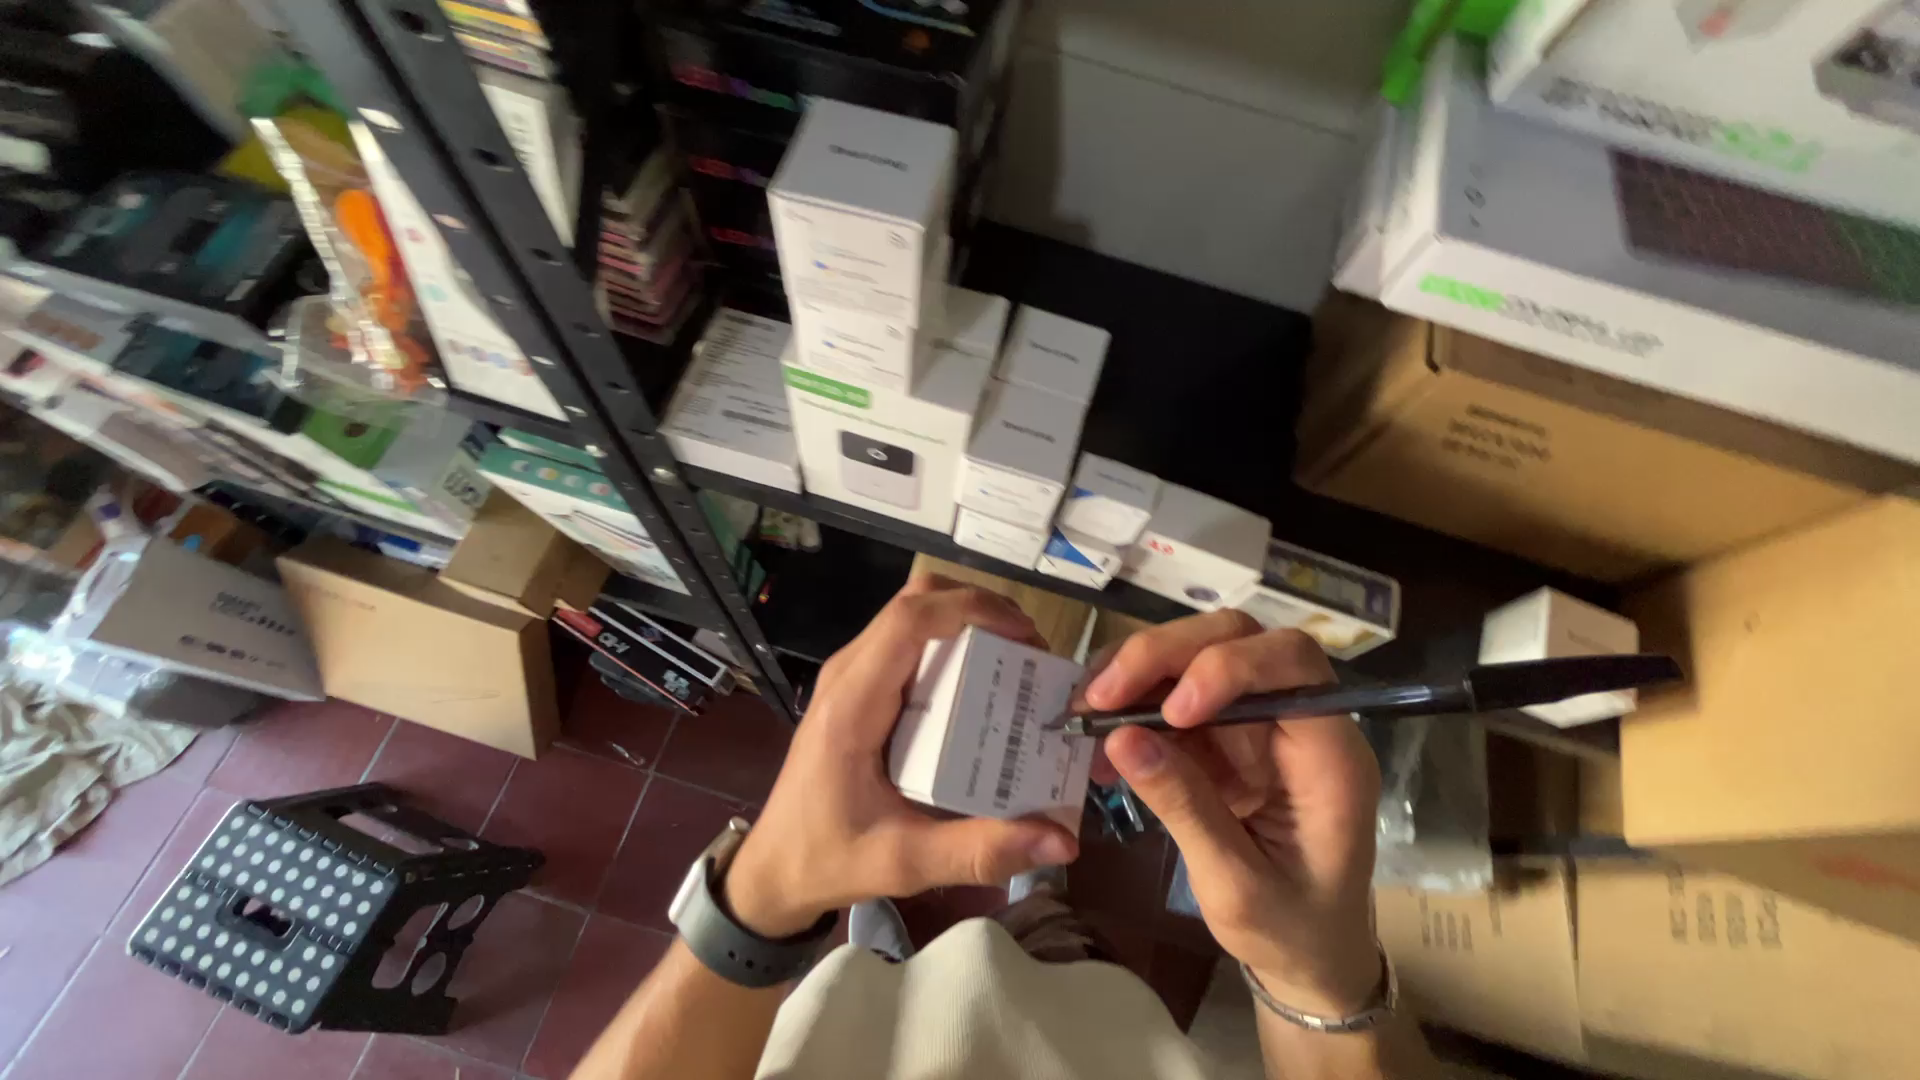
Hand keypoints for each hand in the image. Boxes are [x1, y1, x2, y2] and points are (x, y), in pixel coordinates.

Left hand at [724, 574, 1081, 937]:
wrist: (773, 867)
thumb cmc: (827, 858)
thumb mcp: (903, 863)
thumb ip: (978, 851)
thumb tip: (1060, 840)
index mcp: (852, 704)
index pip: (907, 621)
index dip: (969, 608)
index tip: (1024, 633)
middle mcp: (848, 674)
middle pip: (912, 603)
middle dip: (978, 609)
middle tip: (1030, 649)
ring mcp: (850, 676)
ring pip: (911, 615)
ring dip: (966, 621)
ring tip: (1017, 659)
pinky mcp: (858, 687)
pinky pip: (907, 642)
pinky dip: (950, 642)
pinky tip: (982, 680)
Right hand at [1089, 611, 1382, 1013]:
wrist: (1304, 952)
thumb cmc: (1290, 926)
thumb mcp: (1237, 885)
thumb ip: (1185, 808)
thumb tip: (1119, 739)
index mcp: (1327, 754)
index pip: (1292, 664)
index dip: (1228, 668)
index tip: (1172, 713)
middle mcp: (1292, 717)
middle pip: (1236, 637)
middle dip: (1163, 655)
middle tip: (1101, 697)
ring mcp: (1252, 717)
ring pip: (1195, 650)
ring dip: (1136, 670)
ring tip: (1085, 710)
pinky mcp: (1218, 728)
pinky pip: (1169, 687)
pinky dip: (1129, 697)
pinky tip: (1096, 729)